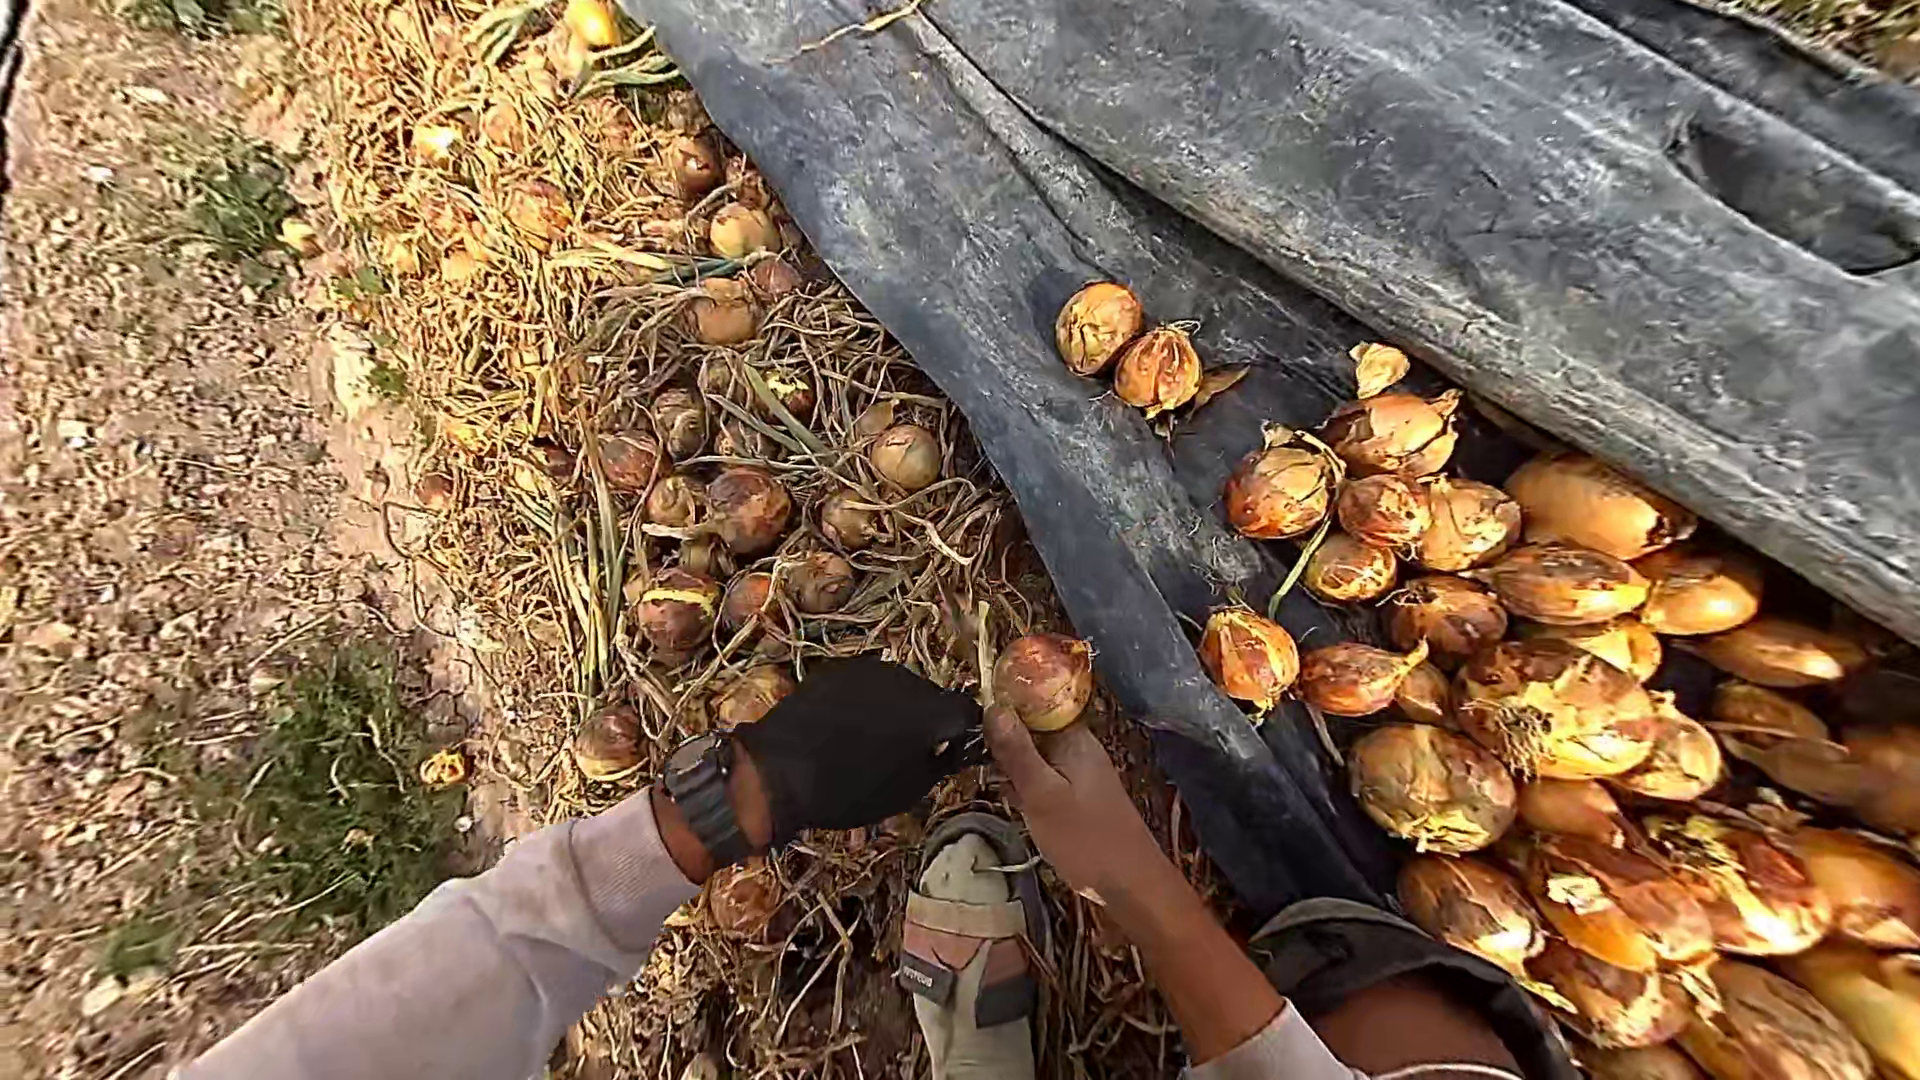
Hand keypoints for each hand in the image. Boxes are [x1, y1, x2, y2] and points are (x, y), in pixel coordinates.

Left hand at [732, 655, 979, 843]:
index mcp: (930, 711)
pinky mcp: (841, 667)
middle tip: (908, 749)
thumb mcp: (907, 791)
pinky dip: (867, 700)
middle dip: (927, 719)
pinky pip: (868, 683)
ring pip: (900, 687)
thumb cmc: (850, 789)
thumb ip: (939, 763)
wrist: (779, 769)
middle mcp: (907, 679)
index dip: (963, 730)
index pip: (967, 710)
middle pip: (932, 695)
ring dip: (897, 707)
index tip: (951, 749)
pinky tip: (844, 724)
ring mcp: (871, 668)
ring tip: (871, 737)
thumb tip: (950, 748)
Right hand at [986, 706, 1287, 1063]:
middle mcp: (1075, 744)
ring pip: (1032, 754)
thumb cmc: (1085, 839)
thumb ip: (1016, 750)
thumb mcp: (1042, 794)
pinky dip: (1027, 787)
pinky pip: (1041, 776)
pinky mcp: (1075, 791)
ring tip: (1007, 794)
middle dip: (1005, 746)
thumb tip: (992, 705)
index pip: (1029, 702)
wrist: (1132, 886)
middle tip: (993, 774)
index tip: (977, 731)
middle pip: (1028, 728)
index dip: (1001, 710)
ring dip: (1013, 770)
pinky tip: (1019, 807)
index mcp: (1071, 735)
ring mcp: (1077, 768)